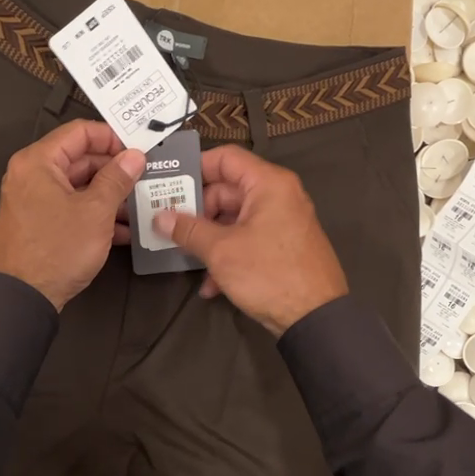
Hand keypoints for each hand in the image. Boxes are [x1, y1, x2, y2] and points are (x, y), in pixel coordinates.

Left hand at [0, 120, 144, 309]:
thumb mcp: (96, 212)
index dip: (112, 137)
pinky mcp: (38, 224)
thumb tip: (134, 156)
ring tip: (139, 207)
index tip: (138, 151)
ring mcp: (32, 201)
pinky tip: (124, 231)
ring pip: (78, 187)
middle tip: (144, 180)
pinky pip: (70, 208)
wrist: (25, 297)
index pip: (80, 132)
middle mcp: (30, 175)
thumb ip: (117, 179)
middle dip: (114, 171)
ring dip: (109, 196)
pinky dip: (94, 214)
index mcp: (38, 161)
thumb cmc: (58, 249)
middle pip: (79, 160)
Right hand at [153, 144, 347, 334]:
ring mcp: (282, 223)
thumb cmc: (268, 274)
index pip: (226, 158)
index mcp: (268, 184)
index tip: (169, 185)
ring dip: (208, 240)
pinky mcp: (282, 247)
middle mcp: (278, 196)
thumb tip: (160, 217)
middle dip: (196, 212)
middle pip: (227, 191)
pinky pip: (248, 241)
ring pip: (234, 220)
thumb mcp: (221, 251)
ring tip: (184, 258)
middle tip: (168, 227)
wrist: (314, 317)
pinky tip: (210, 285)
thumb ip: (189, 230)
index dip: (195, 168)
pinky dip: (228, 257)